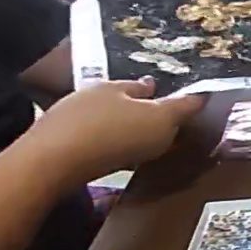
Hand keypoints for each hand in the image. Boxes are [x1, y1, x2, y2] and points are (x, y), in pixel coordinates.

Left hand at [21, 78, 204, 181]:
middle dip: (132, 110)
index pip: (142, 87)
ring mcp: (64, 118)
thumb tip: (202, 95)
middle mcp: (88, 96)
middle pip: (117, 101)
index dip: (157, 94)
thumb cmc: (115, 136)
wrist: (50, 162)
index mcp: (116, 86)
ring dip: (111, 129)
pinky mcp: (48, 143)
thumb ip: (182, 109)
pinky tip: (99, 159)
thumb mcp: (161, 122)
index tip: (166, 101)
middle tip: (147, 125)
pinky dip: (93, 147)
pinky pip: (80, 141)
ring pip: (96, 120)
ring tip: (125, 146)